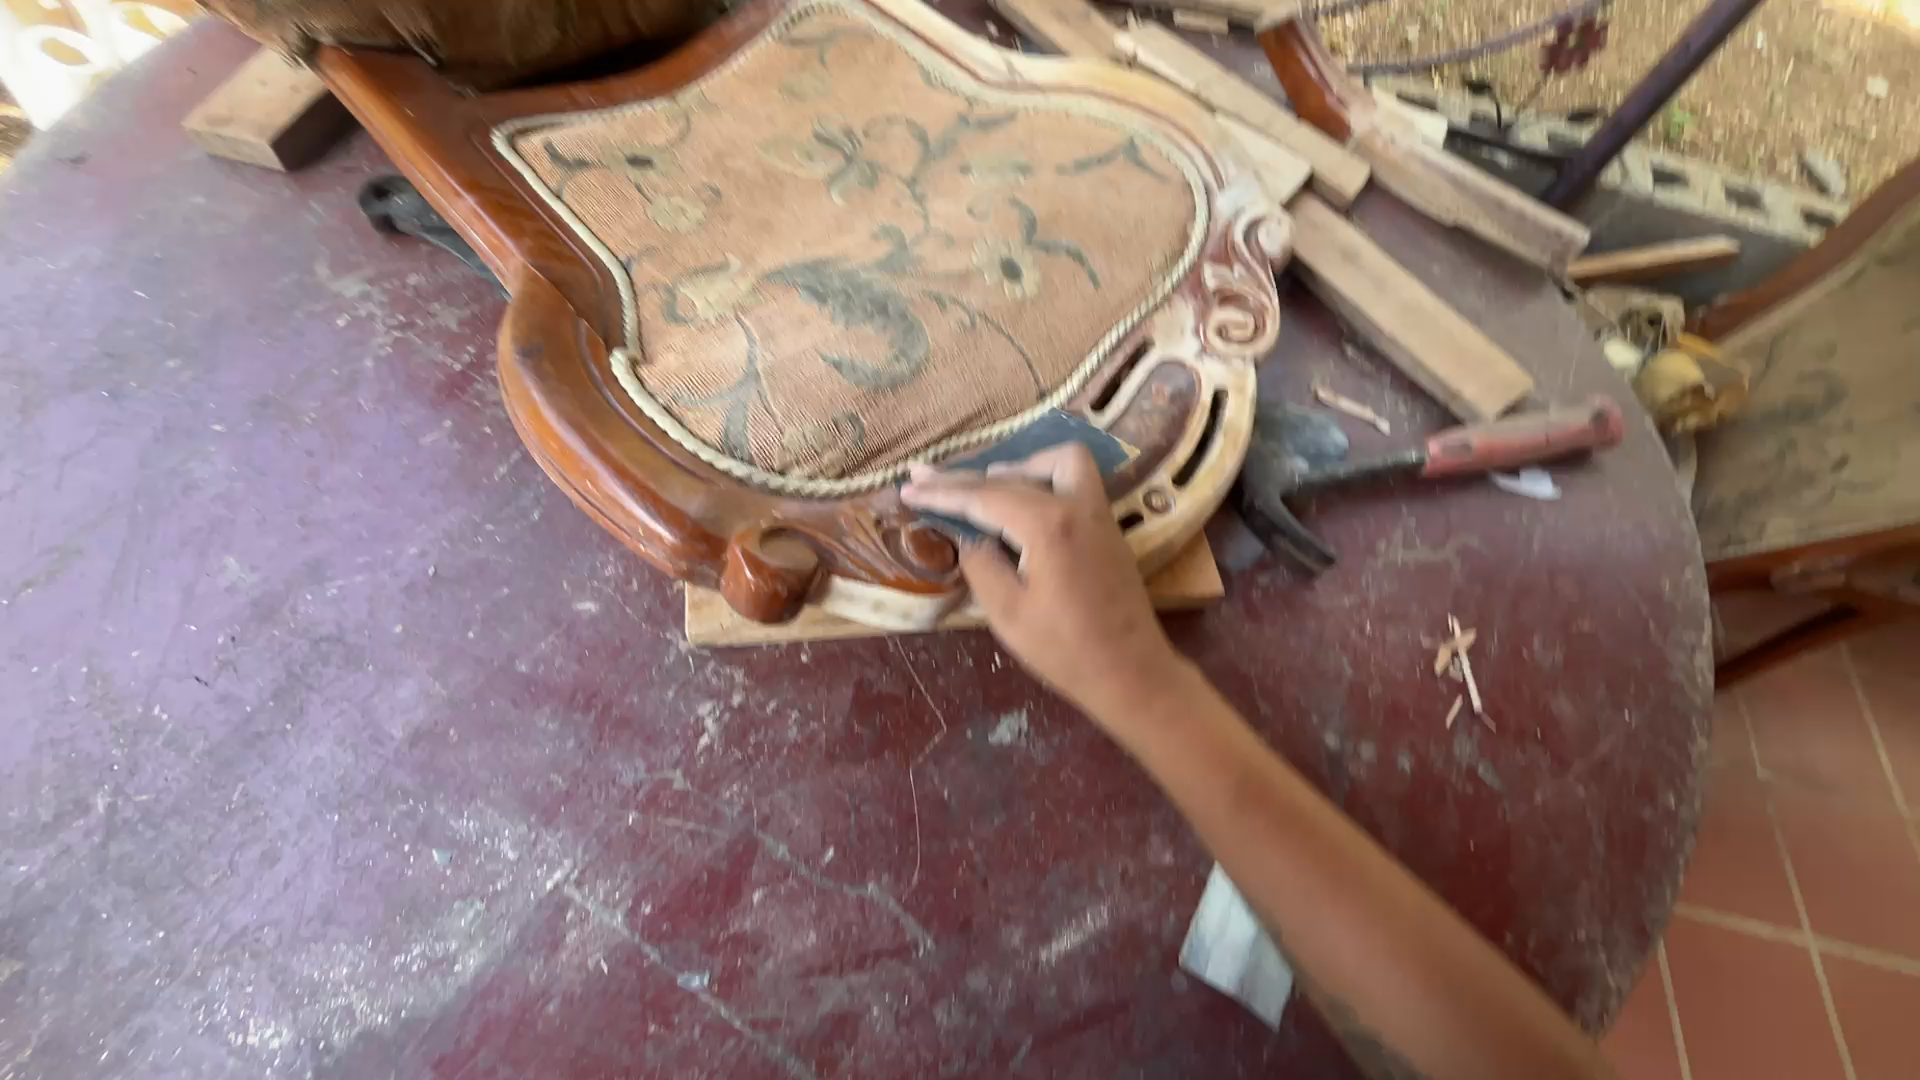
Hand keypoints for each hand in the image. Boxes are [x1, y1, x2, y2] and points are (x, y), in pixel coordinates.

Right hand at [900, 444, 1189, 722]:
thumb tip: (968, 535)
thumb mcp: (1007, 612)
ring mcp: (1098, 513)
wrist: (1131, 672)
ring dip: (1017, 466)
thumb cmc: (1064, 650)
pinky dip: (1042, 478)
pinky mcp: (1107, 527)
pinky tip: (1020, 501)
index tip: (908, 490)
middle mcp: (1076, 505)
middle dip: (965, 476)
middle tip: (925, 477)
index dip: (941, 494)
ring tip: (980, 487)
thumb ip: (981, 563)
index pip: (982, 497)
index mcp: (1047, 525)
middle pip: (1012, 474)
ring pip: (1058, 461)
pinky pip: (1074, 480)